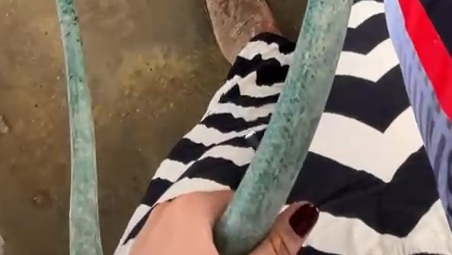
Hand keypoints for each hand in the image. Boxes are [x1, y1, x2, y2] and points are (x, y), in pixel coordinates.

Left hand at [131, 191, 317, 253]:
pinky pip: (171, 254)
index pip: (238, 202)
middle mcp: (164, 211)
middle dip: (231, 248)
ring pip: (191, 242)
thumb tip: (307, 209)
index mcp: (189, 205)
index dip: (254, 230)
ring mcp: (144, 238)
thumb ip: (274, 246)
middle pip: (215, 222)